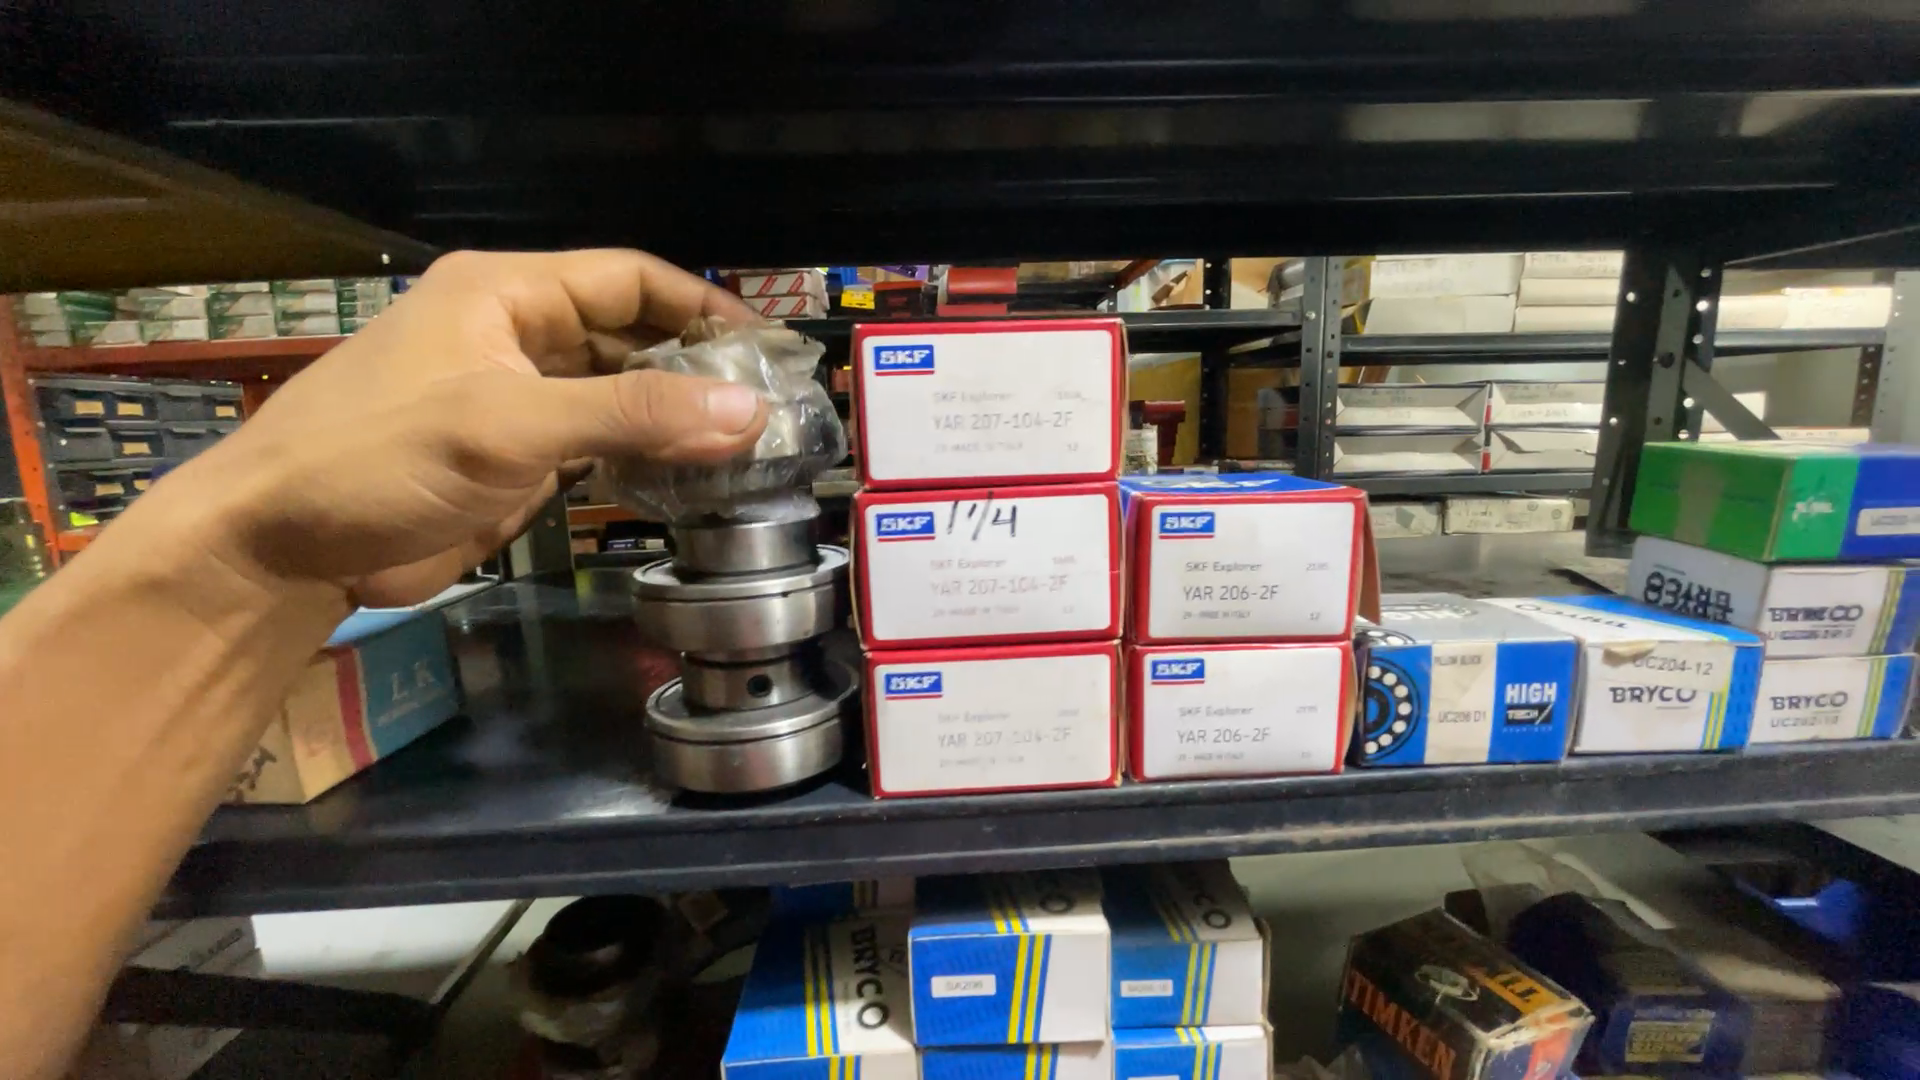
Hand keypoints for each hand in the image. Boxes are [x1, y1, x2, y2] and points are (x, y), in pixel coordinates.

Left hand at [141, 249, 769, 606]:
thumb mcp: (511, 425)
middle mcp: (521, 336)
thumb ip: (633, 413)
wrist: (282, 551)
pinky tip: (693, 475)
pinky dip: (650, 455)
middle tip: (769, 404)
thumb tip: (750, 411)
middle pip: (634, 335)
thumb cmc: (379, 460)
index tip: (768, 348)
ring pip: (624, 392)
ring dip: (679, 415)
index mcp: (508, 295)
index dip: (703, 307)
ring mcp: (525, 399)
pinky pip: (607, 442)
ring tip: (747, 444)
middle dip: (700, 366)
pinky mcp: (526, 455)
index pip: (629, 279)